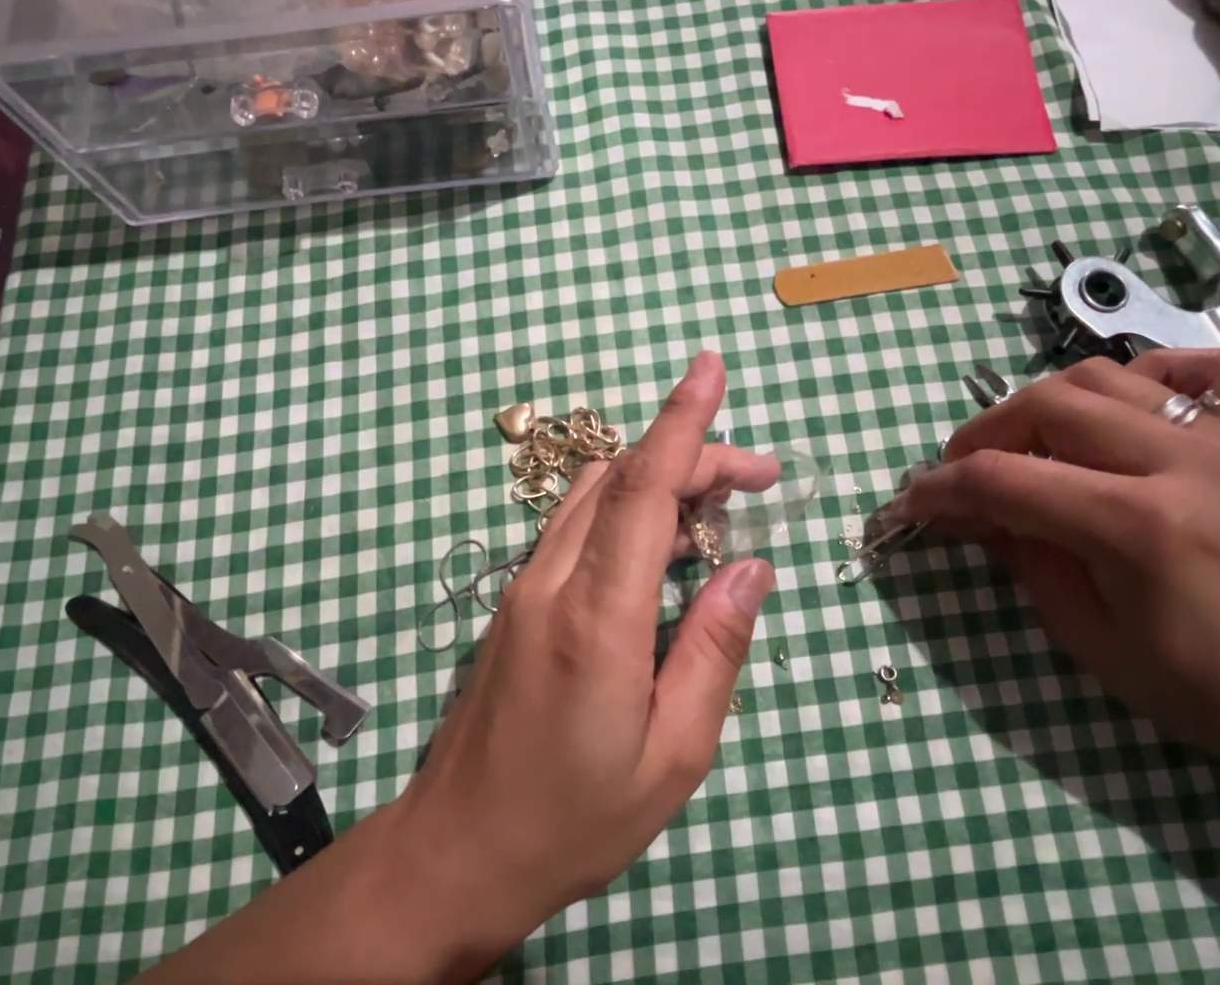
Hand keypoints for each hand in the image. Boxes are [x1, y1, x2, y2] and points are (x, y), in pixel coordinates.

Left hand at [143, 353, 778, 984]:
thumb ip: (715, 651)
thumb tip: (752, 568)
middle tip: (761, 478)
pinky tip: (666, 546)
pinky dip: (627, 512)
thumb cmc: (574, 818)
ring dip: (659, 479)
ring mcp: (524, 589)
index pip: (642, 490)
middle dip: (693, 454)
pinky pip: (576, 531)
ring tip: (723, 504)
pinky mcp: (515, 604)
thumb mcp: (673, 754)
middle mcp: (551, 583)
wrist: (458, 850)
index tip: (710, 369)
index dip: (681, 422)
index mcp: (595, 618)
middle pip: (621, 480)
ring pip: (593, 497)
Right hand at [887, 350, 1219, 763]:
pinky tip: (1120, 410)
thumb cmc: (1210, 695)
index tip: (909, 503)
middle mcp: (1182, 462)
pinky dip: (1144, 374)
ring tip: (1025, 446)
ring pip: (1105, 376)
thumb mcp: (1092, 641)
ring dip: (1042, 404)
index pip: (1004, 479)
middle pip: (1046, 405)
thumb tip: (974, 513)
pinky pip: (1200, 371)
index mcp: (1138, 527)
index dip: (941, 488)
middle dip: (981, 434)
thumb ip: (1027, 560)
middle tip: (959, 475)